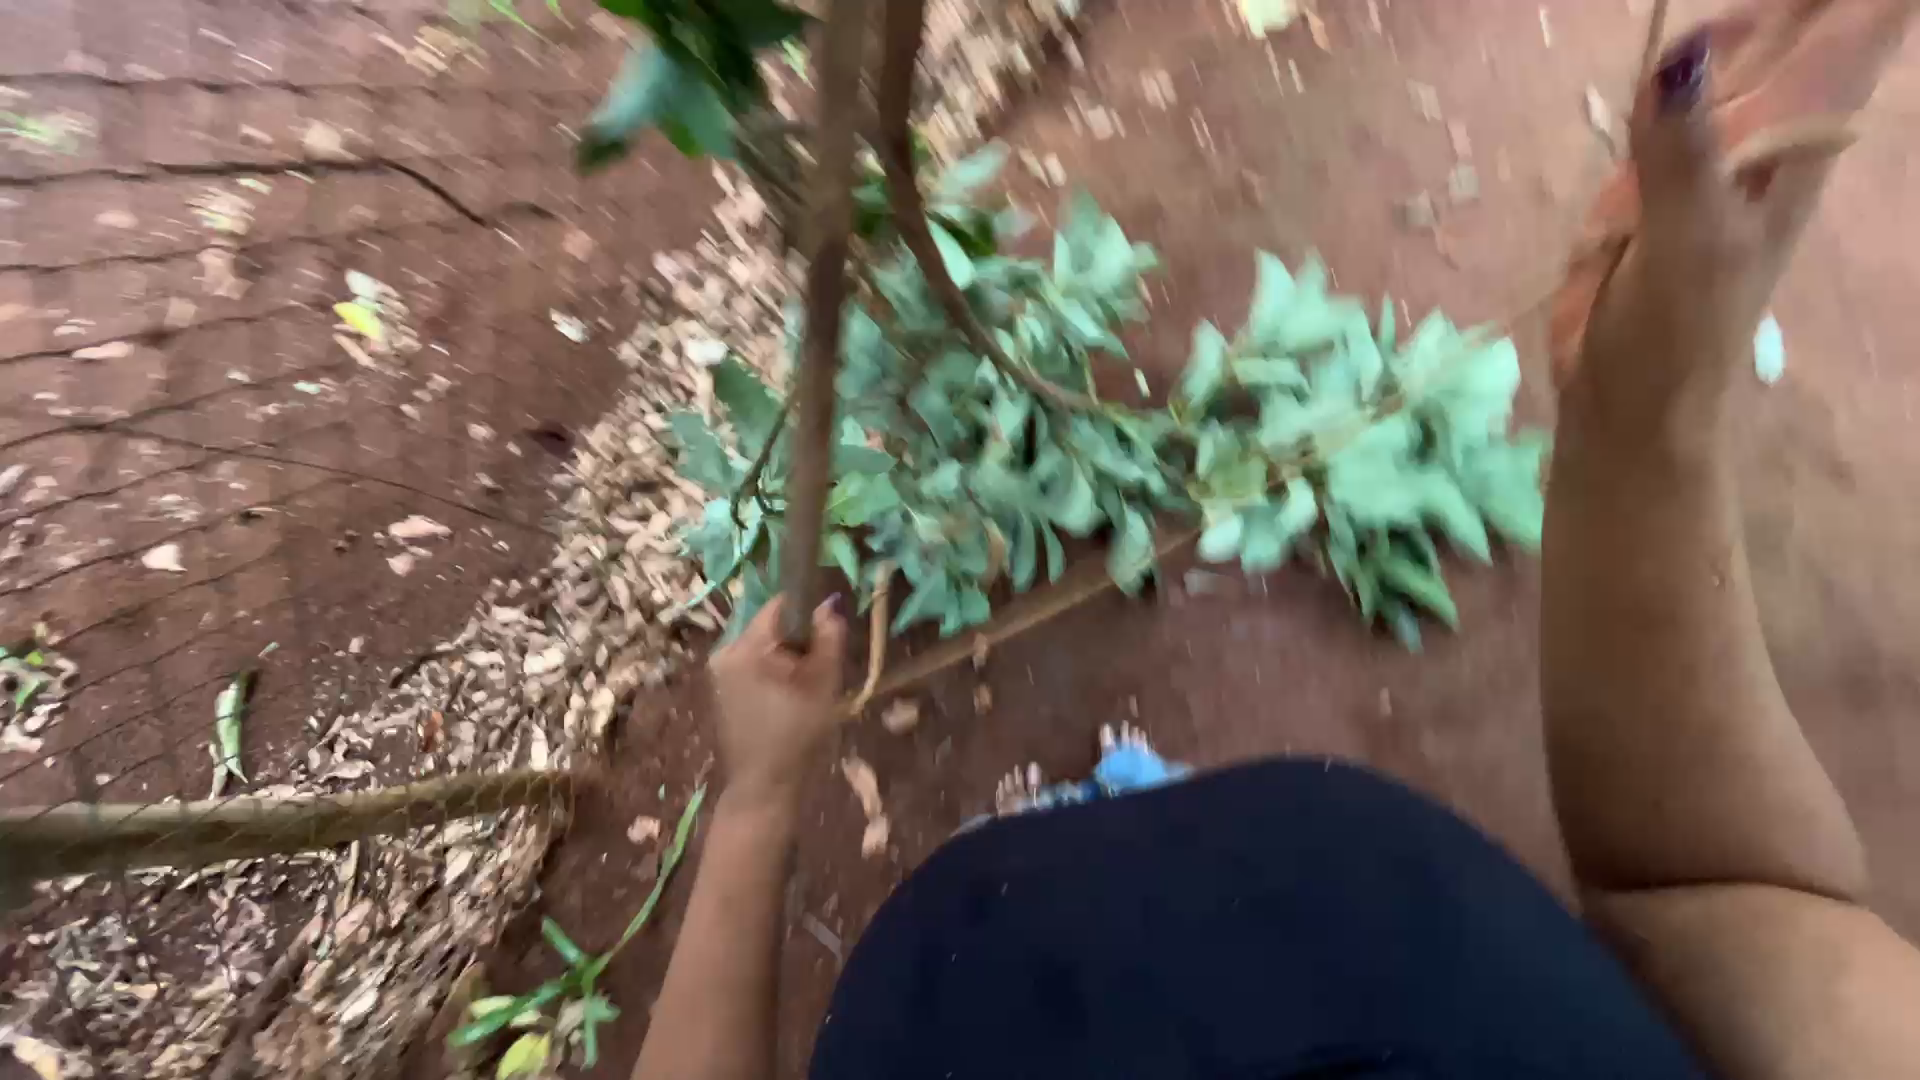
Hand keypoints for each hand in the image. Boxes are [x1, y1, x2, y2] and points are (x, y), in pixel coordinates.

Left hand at [708, 597, 847, 809]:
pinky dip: (775, 670)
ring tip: (808, 684)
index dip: (809, 610)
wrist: (765, 787)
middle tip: (823, 664)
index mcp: (745, 647)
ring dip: (789, 655)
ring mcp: (720, 671)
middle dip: (800, 638)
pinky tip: (790, 696)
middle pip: (772, 624)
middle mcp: (725, 651)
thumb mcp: (823, 682)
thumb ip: (829, 636)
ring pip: (765, 644)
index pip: (781, 605)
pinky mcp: (723, 688)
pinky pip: (755, 663)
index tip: (830, 630)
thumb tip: (831, 601)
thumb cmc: (798, 734)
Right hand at [1578, 28, 1840, 404]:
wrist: (1630, 395)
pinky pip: (1650, 123)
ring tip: (1676, 85)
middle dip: (1754, 21)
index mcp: (1804, 131)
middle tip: (1696, 52)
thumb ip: (1680, 150)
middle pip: (1787, 28)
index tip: (1752, 15)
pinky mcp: (1644, 189)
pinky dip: (1643, 107)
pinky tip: (1637, 119)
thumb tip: (1676, 53)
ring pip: (1715, 68)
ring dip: (1694, 57)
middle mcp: (1763, 130)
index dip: (1826, 2)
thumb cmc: (1679, 329)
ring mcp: (1702, 158)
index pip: (1859, 18)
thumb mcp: (1688, 240)